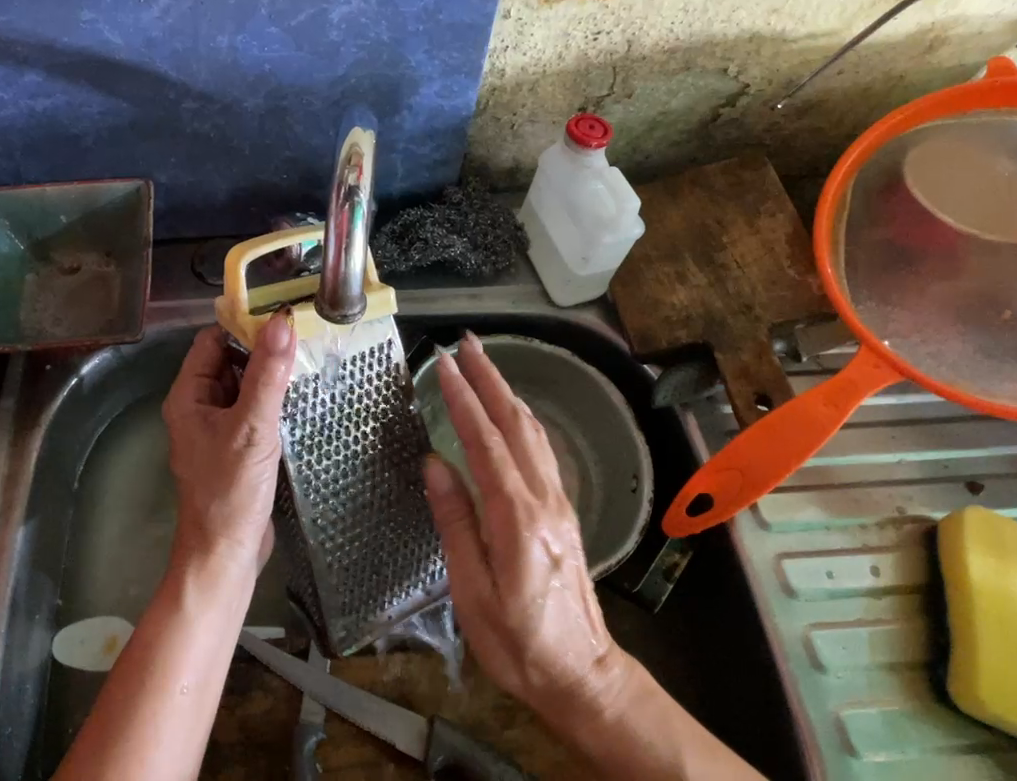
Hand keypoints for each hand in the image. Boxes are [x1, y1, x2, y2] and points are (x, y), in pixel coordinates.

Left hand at [163, 313, 295, 574]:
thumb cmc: (230, 491)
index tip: (283, 316)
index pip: (212, 342)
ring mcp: (218, 429)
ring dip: (272, 377)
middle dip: (263, 350)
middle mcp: (199, 408)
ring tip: (311, 361)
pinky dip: (275, 403)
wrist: (225, 555)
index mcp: (189, 397)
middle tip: (305, 337)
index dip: (243, 326)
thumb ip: (267, 375)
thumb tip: (281, 322)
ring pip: (245, 387)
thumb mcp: (251, 427)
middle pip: (230, 362)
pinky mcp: (238, 448)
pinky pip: (254, 412)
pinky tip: (303, 399)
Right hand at [423, 332, 635, 718]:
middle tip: (466, 343)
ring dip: (508, 392)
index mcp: (516, 517)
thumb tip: (435, 464)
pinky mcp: (563, 513)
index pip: (485, 443)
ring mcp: (559, 504)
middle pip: (516, 424)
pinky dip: (522, 419)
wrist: (582, 674)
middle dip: (490, 378)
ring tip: (484, 364)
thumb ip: (455, 522)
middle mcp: (543, 500)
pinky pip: (542, 450)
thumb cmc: (518, 643)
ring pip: (534, 433)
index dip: (463, 400)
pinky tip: (513, 413)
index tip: (443, 364)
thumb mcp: (473, 591)